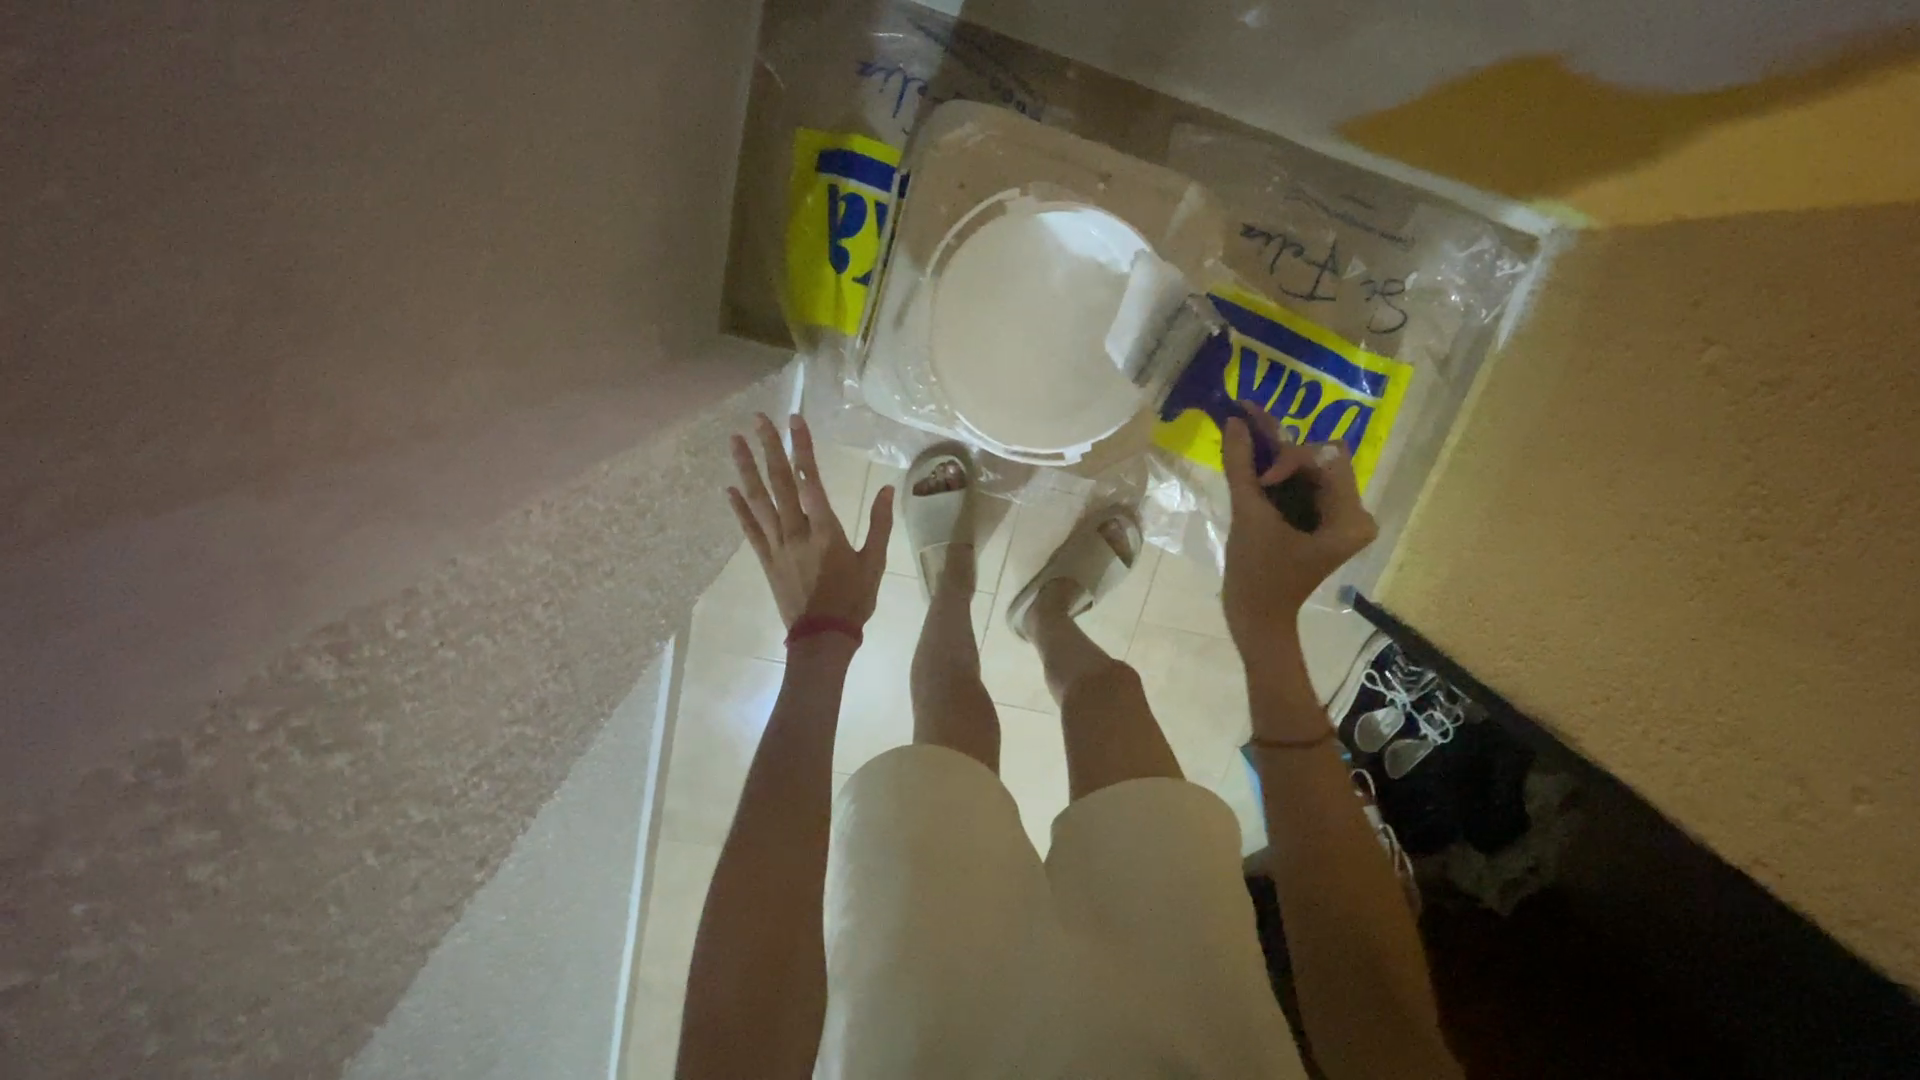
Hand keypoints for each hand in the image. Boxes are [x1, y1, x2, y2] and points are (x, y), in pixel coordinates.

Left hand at [727, 413, 893, 629]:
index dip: (802, 447)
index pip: (810, 480)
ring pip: (758, 501)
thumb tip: (887, 489)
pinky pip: (749, 530)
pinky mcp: (766, 560)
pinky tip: (729, 489)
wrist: (822, 638)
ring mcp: (777, 546)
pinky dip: (739, 509)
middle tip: (757, 419)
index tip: (794, 420)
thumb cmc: (853, 600)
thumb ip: (880, 524)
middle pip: (779, 483)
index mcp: (825, 530)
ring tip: (734, 442)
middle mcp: (796, 532)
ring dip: (745, 469)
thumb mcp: (874, 562)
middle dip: (768, 448)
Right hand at [1220, 405, 1377, 655]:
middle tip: (1245, 437)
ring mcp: (1337, 516)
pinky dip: (1276, 473)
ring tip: (1243, 437)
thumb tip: (1234, 421)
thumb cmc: (1257, 574)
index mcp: (1351, 516)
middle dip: (1282, 451)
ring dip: (1276, 456)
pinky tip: (1251, 459)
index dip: (1289, 458)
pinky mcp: (1319, 521)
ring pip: (1309, 467)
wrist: (1256, 618)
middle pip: (1320, 458)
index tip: (1260, 482)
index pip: (1326, 458)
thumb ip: (1241, 466)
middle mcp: (1353, 512)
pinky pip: (1301, 484)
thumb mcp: (1248, 517)